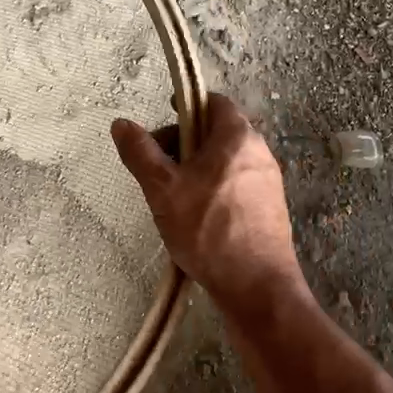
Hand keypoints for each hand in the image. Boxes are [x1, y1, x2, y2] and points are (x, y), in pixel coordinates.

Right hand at [111, 93, 304, 317]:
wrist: (258, 290)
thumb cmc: (208, 229)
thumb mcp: (162, 188)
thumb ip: (140, 152)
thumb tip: (121, 124)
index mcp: (237, 138)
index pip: (214, 102)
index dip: (187, 105)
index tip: (164, 119)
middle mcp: (259, 153)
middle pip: (217, 131)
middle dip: (184, 141)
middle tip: (158, 163)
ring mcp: (269, 183)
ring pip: (226, 160)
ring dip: (197, 167)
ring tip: (172, 193)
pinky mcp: (271, 210)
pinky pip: (237, 183)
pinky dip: (214, 187)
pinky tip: (195, 215)